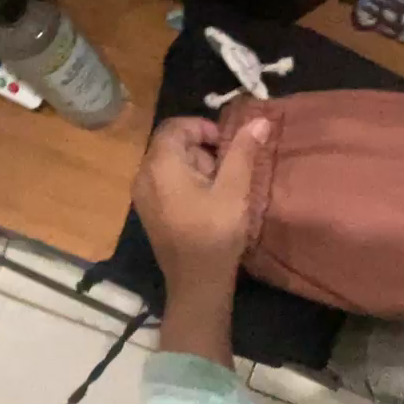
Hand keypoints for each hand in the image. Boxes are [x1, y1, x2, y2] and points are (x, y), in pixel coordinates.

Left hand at [133, 115, 270, 363]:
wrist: (197, 283)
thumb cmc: (216, 234)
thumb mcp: (234, 191)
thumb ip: (243, 153)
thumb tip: (260, 120)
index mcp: (161, 164)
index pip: (177, 126)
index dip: (204, 129)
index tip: (229, 147)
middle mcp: (144, 175)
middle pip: (171, 146)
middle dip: (202, 152)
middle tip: (228, 173)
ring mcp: (143, 197)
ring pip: (169, 166)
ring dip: (196, 170)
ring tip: (221, 192)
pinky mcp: (149, 214)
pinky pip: (165, 186)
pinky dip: (185, 186)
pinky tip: (206, 207)